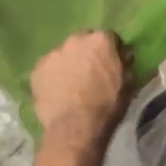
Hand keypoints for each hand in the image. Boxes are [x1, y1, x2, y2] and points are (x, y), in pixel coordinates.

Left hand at [30, 30, 129, 150]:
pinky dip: (53, 75)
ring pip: (64, 54)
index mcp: (100, 40)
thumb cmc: (106, 106)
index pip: (109, 37)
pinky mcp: (37, 69)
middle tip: (90, 71)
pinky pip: (48, 68)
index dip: (111, 50)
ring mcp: (54, 53)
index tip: (111, 62)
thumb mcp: (127, 84)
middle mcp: (76, 40)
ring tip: (70, 83)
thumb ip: (124, 64)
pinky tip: (56, 91)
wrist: (75, 128)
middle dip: (87, 52)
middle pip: (83, 41)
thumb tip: (123, 56)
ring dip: (69, 63)